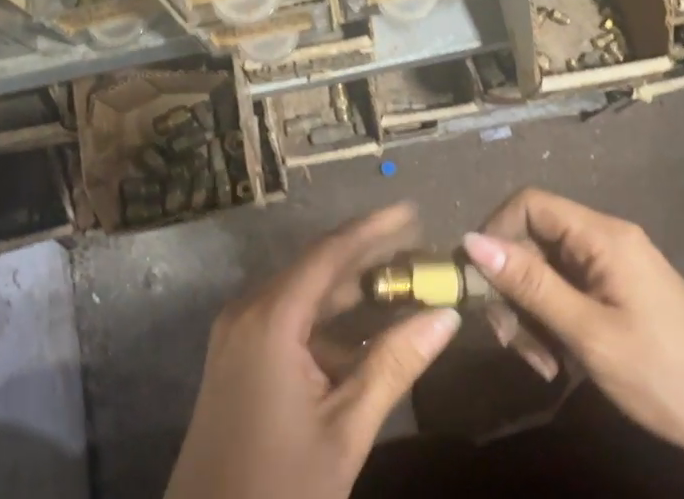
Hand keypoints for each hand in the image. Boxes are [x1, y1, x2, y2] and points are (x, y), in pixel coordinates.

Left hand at [165, 203, 461, 498]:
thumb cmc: (280, 482)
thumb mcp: (345, 428)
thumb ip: (394, 365)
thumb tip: (446, 316)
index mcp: (270, 318)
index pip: (329, 254)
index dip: (373, 229)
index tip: (413, 211)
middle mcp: (248, 312)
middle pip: (316, 270)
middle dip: (368, 259)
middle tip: (421, 250)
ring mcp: (238, 335)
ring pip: (304, 296)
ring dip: (351, 292)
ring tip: (406, 284)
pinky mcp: (238, 358)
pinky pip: (289, 322)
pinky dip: (329, 323)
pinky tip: (368, 332)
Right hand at [461, 189, 683, 475]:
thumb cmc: (663, 376)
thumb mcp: (587, 333)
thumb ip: (530, 283)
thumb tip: (471, 240)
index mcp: (604, 237)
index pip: (529, 204)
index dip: (495, 233)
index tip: (479, 283)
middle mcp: (608, 240)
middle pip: (534, 240)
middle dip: (512, 287)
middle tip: (509, 342)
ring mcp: (615, 268)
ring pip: (547, 271)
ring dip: (531, 314)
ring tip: (540, 364)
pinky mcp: (619, 294)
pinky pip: (568, 292)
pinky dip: (552, 323)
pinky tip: (557, 363)